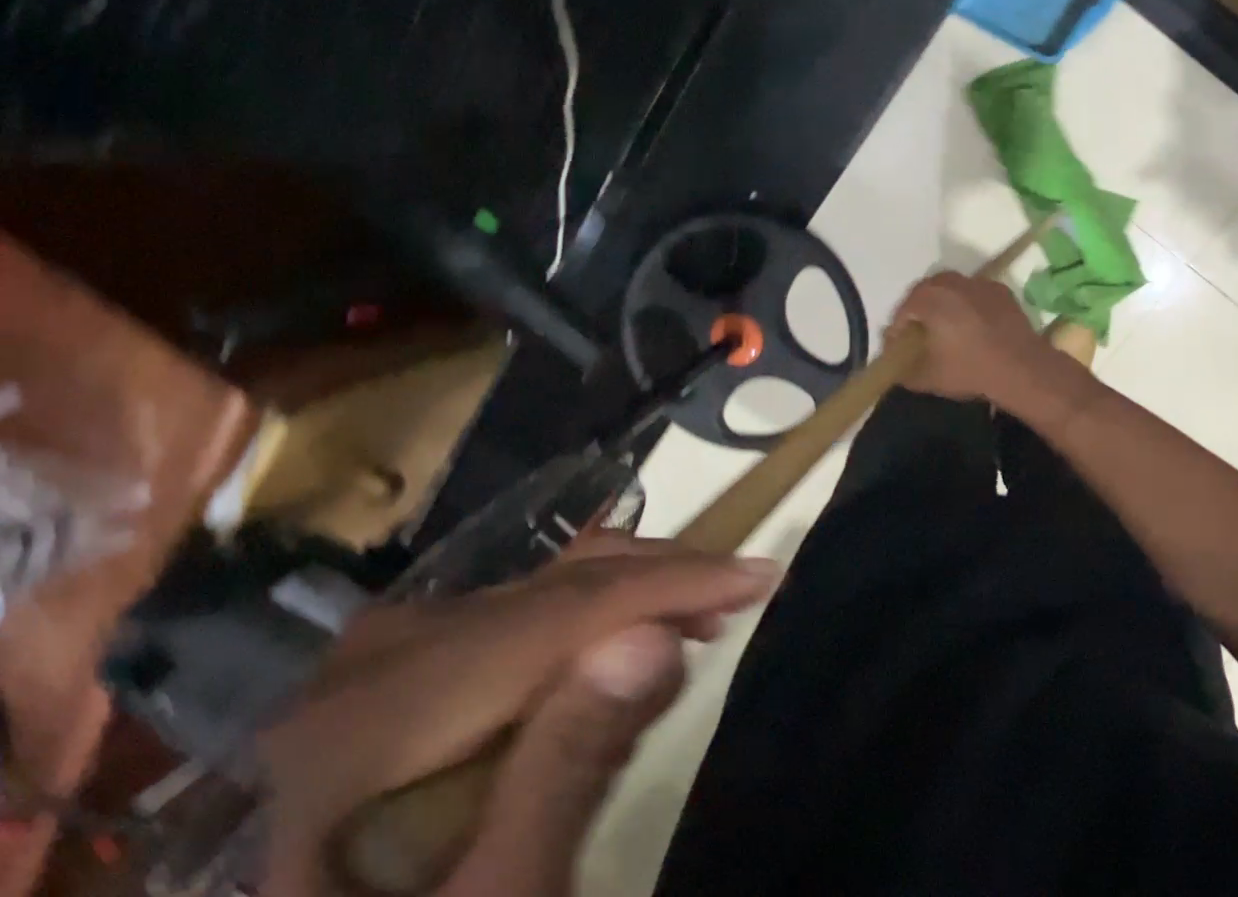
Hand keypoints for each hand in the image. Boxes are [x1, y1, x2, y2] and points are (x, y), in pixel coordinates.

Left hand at [259, 534, 779, 896]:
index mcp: (366, 727)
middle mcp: (360, 670)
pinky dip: (585, 621)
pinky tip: (625, 645)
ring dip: (628, 597)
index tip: (762, 578)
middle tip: (747, 594)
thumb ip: (564, 775)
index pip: (549, 618)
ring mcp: (372, 669)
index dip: (664, 588)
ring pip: (531, 593)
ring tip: (703, 619)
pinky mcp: (394, 680)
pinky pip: (511, 619)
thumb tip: (651, 638)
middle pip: (541, 591)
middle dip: (656, 581)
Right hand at [888, 272, 1062, 405]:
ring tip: (947, 329)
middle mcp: (951, 282)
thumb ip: (904, 371)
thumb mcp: (927, 379)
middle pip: (926, 293)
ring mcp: (979, 283)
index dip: (898, 331)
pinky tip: (974, 326)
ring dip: (945, 305)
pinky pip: (975, 294)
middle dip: (920, 312)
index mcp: (929, 298)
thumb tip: (896, 368)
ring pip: (952, 290)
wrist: (1021, 368)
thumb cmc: (969, 370)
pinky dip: (969, 305)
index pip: (902, 311)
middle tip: (921, 336)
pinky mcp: (1001, 291)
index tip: (900, 348)